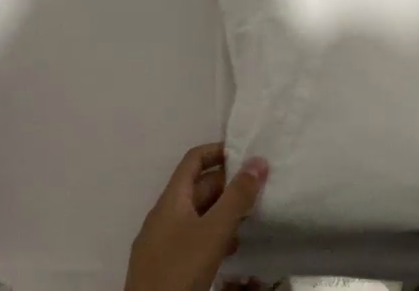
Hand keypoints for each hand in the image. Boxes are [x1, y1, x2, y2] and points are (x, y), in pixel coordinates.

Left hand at [125, 143, 268, 290]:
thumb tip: (258, 161)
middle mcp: (162, 215)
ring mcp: (160, 242)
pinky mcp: (163, 265)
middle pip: (196, 188)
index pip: (193, 160)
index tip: (245, 153)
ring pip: (195, 216)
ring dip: (222, 212)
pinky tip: (230, 249)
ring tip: (249, 218)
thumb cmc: (181, 268)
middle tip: (256, 188)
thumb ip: (237, 197)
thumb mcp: (214, 231)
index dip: (217, 151)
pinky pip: (191, 238)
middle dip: (226, 184)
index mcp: (170, 200)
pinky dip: (212, 235)